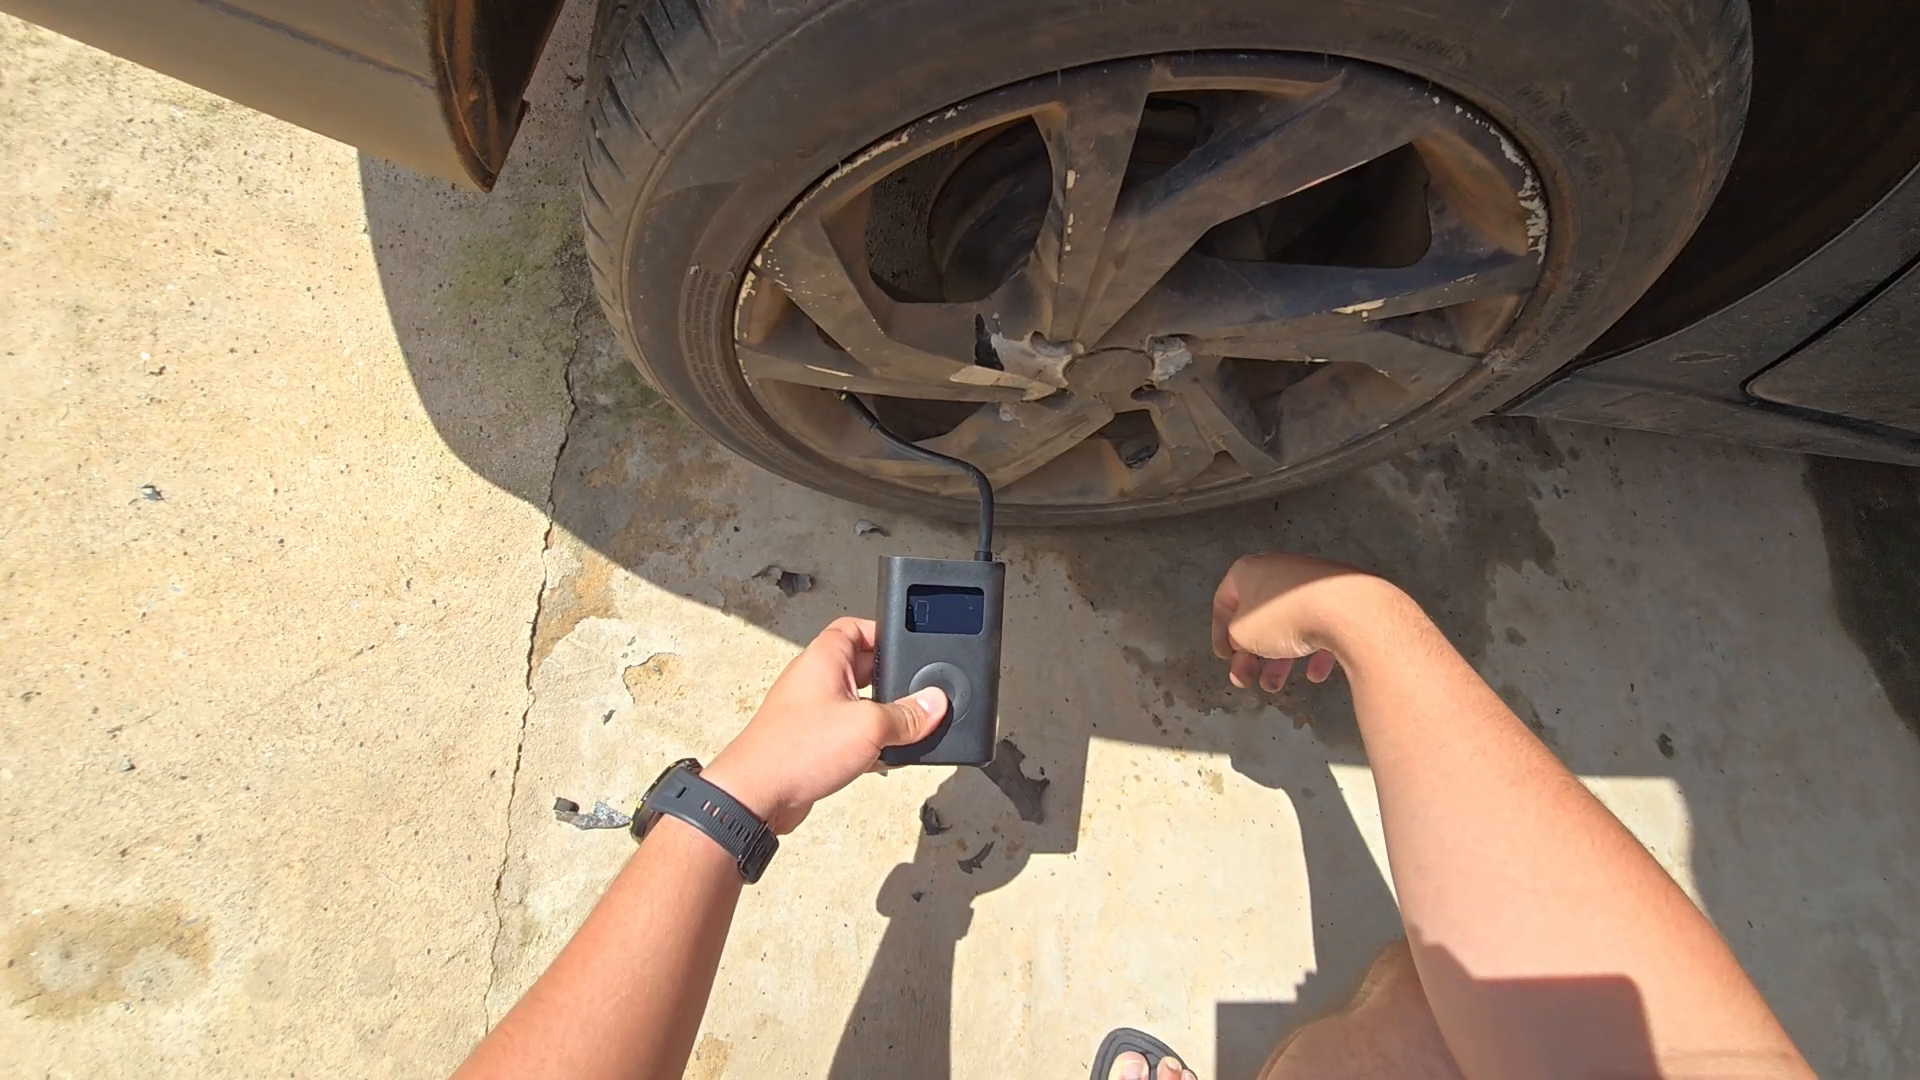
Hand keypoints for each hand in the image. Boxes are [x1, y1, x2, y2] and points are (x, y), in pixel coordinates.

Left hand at [703, 617, 947, 833]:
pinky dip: (868, 741)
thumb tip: (934, 703)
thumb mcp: (868, 726)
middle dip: (892, 680)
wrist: (755, 798)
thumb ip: (907, 714)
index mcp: (824, 658)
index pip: (856, 627)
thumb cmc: (796, 750)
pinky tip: (885, 758)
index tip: (910, 645)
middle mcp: (816, 679)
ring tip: (904, 728)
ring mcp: (812, 711)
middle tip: (916, 692)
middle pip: (863, 666)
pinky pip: (848, 731)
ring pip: (858, 702)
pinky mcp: (812, 741)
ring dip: (881, 715)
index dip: (884, 632)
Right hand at [1211, 552, 1392, 691]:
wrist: (1346, 611)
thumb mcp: (1241, 634)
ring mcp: (1311, 584)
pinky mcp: (1340, 599)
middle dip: (1250, 654)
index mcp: (1248, 571)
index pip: (1224, 604)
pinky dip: (1314, 651)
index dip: (1220, 634)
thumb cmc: (1284, 616)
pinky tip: (1314, 674)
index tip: (1226, 656)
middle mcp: (1278, 571)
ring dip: (1278, 658)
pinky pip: (1321, 626)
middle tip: (1247, 679)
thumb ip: (1235, 638)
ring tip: (1274, 685)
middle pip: (1258, 618)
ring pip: (1288, 625)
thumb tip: (1244, 641)